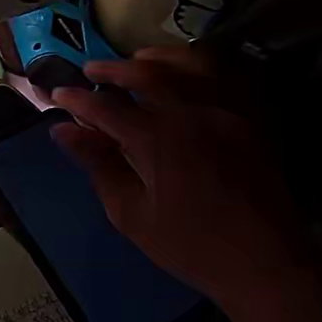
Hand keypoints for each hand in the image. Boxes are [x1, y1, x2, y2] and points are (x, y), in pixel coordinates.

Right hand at [49, 46, 319, 319]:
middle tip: (91, 71)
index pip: (106, 107)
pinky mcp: (251, 120)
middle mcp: (193, 113)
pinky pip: (224, 78)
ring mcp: (228, 112)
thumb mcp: (131, 213)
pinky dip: (197, 69)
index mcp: (158, 139)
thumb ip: (98, 165)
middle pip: (147, 72)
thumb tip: (65, 132)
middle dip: (113, 68)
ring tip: (138, 60)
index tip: (56, 95)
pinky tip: (185, 78)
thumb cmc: (189, 245)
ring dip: (158, 57)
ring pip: (191, 64)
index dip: (76, 99)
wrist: (265, 263)